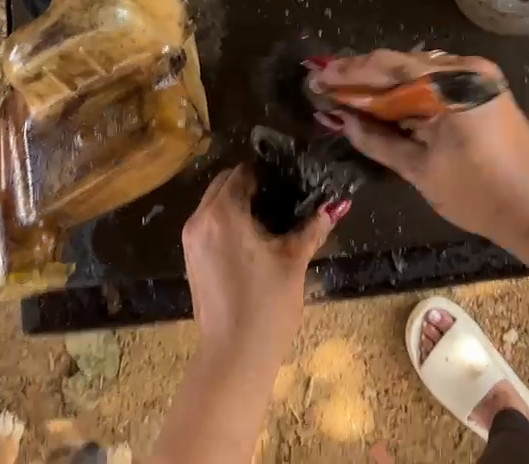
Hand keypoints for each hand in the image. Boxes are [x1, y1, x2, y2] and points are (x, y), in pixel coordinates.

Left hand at [181, 165, 345, 361]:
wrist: (234, 355)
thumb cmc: (267, 305)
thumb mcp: (293, 261)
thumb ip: (313, 227)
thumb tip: (337, 204)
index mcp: (223, 212)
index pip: (244, 172)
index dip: (268, 174)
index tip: (289, 182)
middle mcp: (200, 218)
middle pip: (225, 183)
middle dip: (251, 186)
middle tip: (282, 199)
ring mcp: (190, 239)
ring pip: (214, 203)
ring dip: (238, 203)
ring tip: (270, 219)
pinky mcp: (190, 257)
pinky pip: (208, 223)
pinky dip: (226, 221)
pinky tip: (252, 239)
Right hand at [313, 50, 528, 240]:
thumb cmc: (478, 193)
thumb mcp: (419, 169)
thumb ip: (377, 139)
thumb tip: (340, 119)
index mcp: (450, 85)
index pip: (387, 67)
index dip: (348, 73)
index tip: (316, 77)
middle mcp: (464, 68)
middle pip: (400, 62)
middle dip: (361, 74)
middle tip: (324, 81)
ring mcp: (476, 74)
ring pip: (416, 68)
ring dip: (383, 80)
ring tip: (346, 89)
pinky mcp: (482, 85)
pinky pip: (434, 77)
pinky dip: (407, 87)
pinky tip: (383, 97)